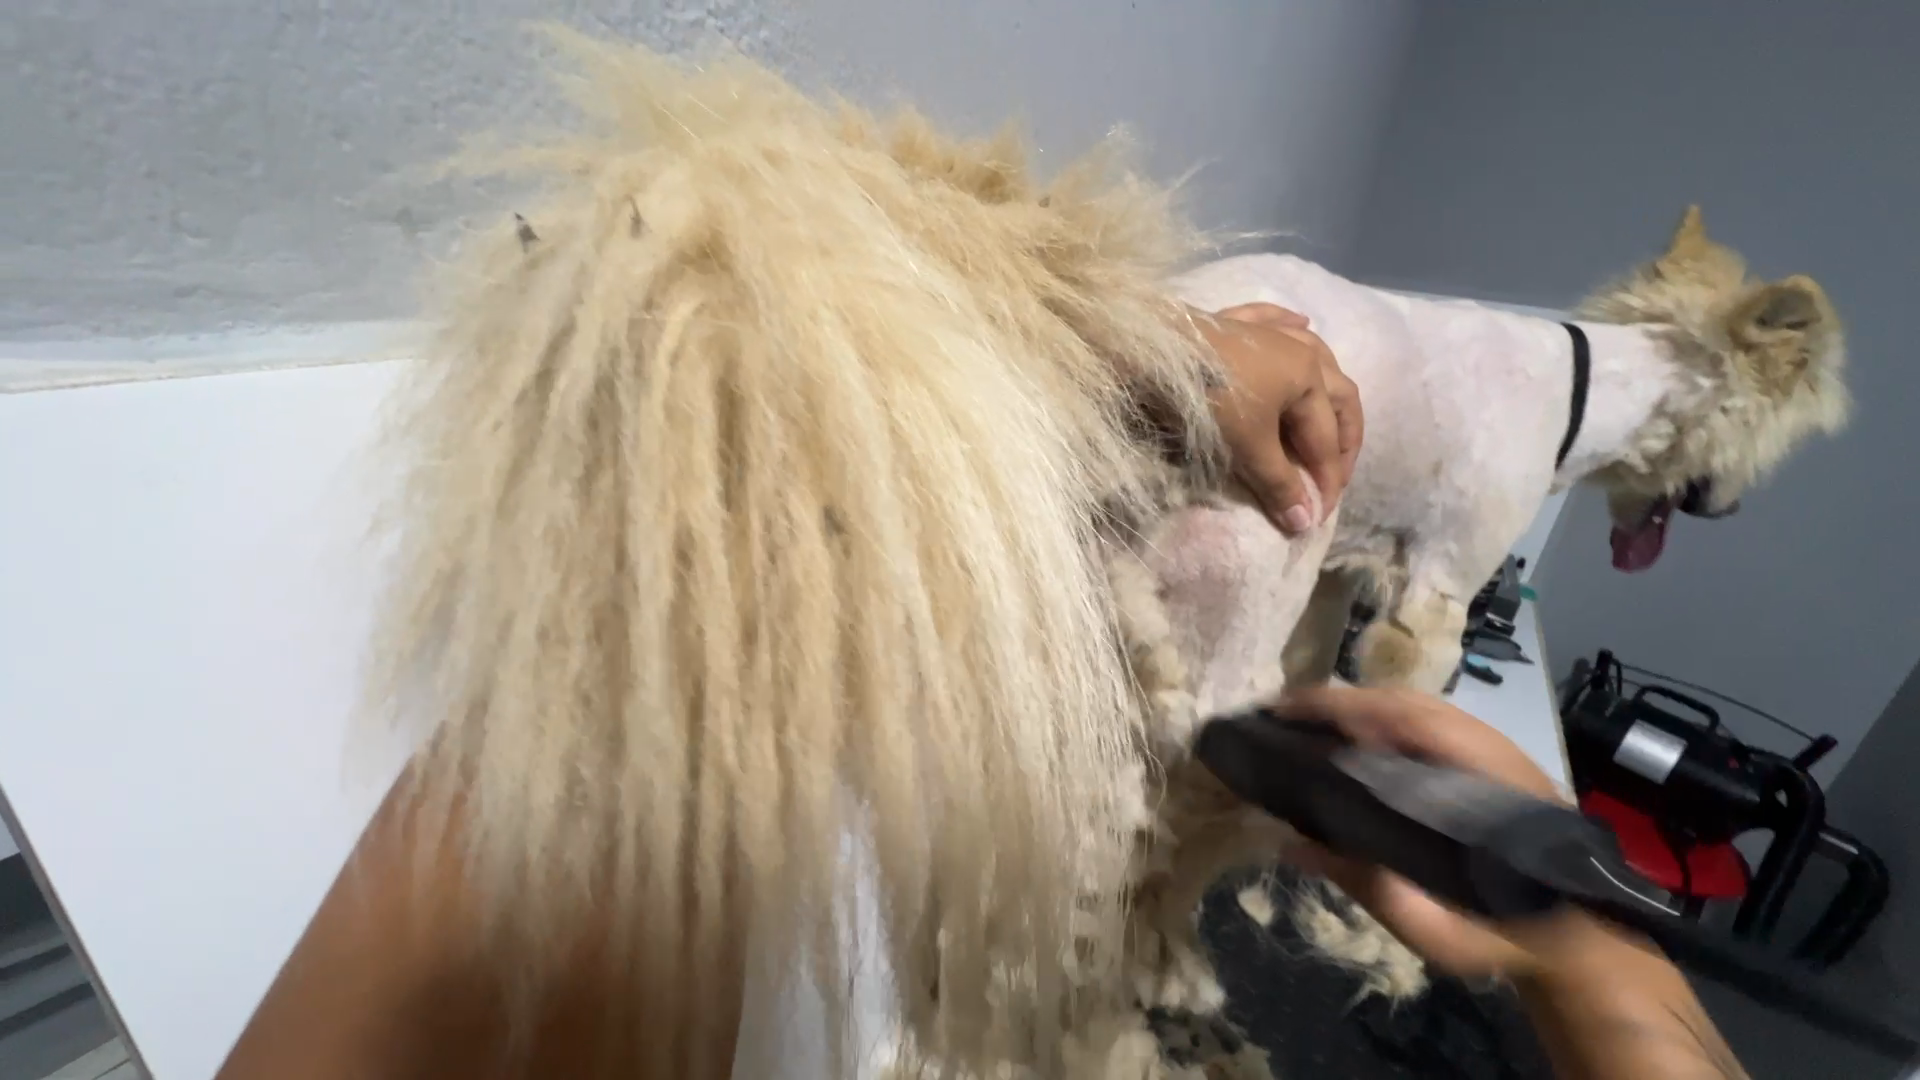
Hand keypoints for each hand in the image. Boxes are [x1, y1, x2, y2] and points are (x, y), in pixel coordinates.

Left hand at [1192, 304, 1362, 534]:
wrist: (1151, 356)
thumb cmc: (1209, 400)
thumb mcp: (1246, 446)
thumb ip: (1277, 483)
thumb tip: (1306, 522)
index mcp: (1308, 377)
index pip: (1327, 439)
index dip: (1328, 480)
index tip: (1320, 515)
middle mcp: (1297, 348)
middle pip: (1337, 393)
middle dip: (1342, 436)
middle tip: (1337, 473)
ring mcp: (1266, 330)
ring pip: (1314, 350)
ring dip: (1326, 382)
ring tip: (1328, 411)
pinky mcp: (1233, 320)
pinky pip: (1272, 317)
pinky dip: (1289, 323)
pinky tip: (1300, 322)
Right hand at [1271, 685, 1591, 977]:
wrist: (1580, 940)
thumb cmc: (1505, 933)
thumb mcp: (1437, 931)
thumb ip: (1369, 888)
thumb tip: (1290, 845)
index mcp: (1477, 788)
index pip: (1402, 722)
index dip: (1342, 710)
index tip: (1286, 712)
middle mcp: (1486, 753)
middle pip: (1403, 702)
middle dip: (1340, 701)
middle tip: (1283, 714)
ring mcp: (1492, 748)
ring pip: (1415, 704)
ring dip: (1359, 704)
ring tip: (1310, 719)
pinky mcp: (1490, 754)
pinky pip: (1428, 718)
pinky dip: (1383, 714)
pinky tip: (1355, 733)